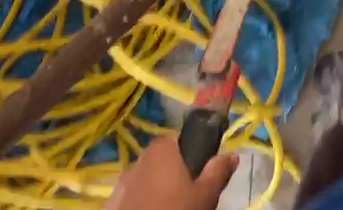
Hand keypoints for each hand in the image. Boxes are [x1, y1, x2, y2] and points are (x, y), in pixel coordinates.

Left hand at [106, 134, 239, 209]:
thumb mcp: (205, 195)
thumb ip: (218, 171)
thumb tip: (232, 154)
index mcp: (161, 149)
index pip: (177, 139)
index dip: (188, 153)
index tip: (197, 172)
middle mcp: (137, 160)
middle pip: (160, 160)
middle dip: (172, 173)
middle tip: (187, 194)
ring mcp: (120, 185)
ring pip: (144, 181)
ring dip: (154, 190)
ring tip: (169, 207)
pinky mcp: (110, 206)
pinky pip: (130, 200)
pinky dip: (139, 205)